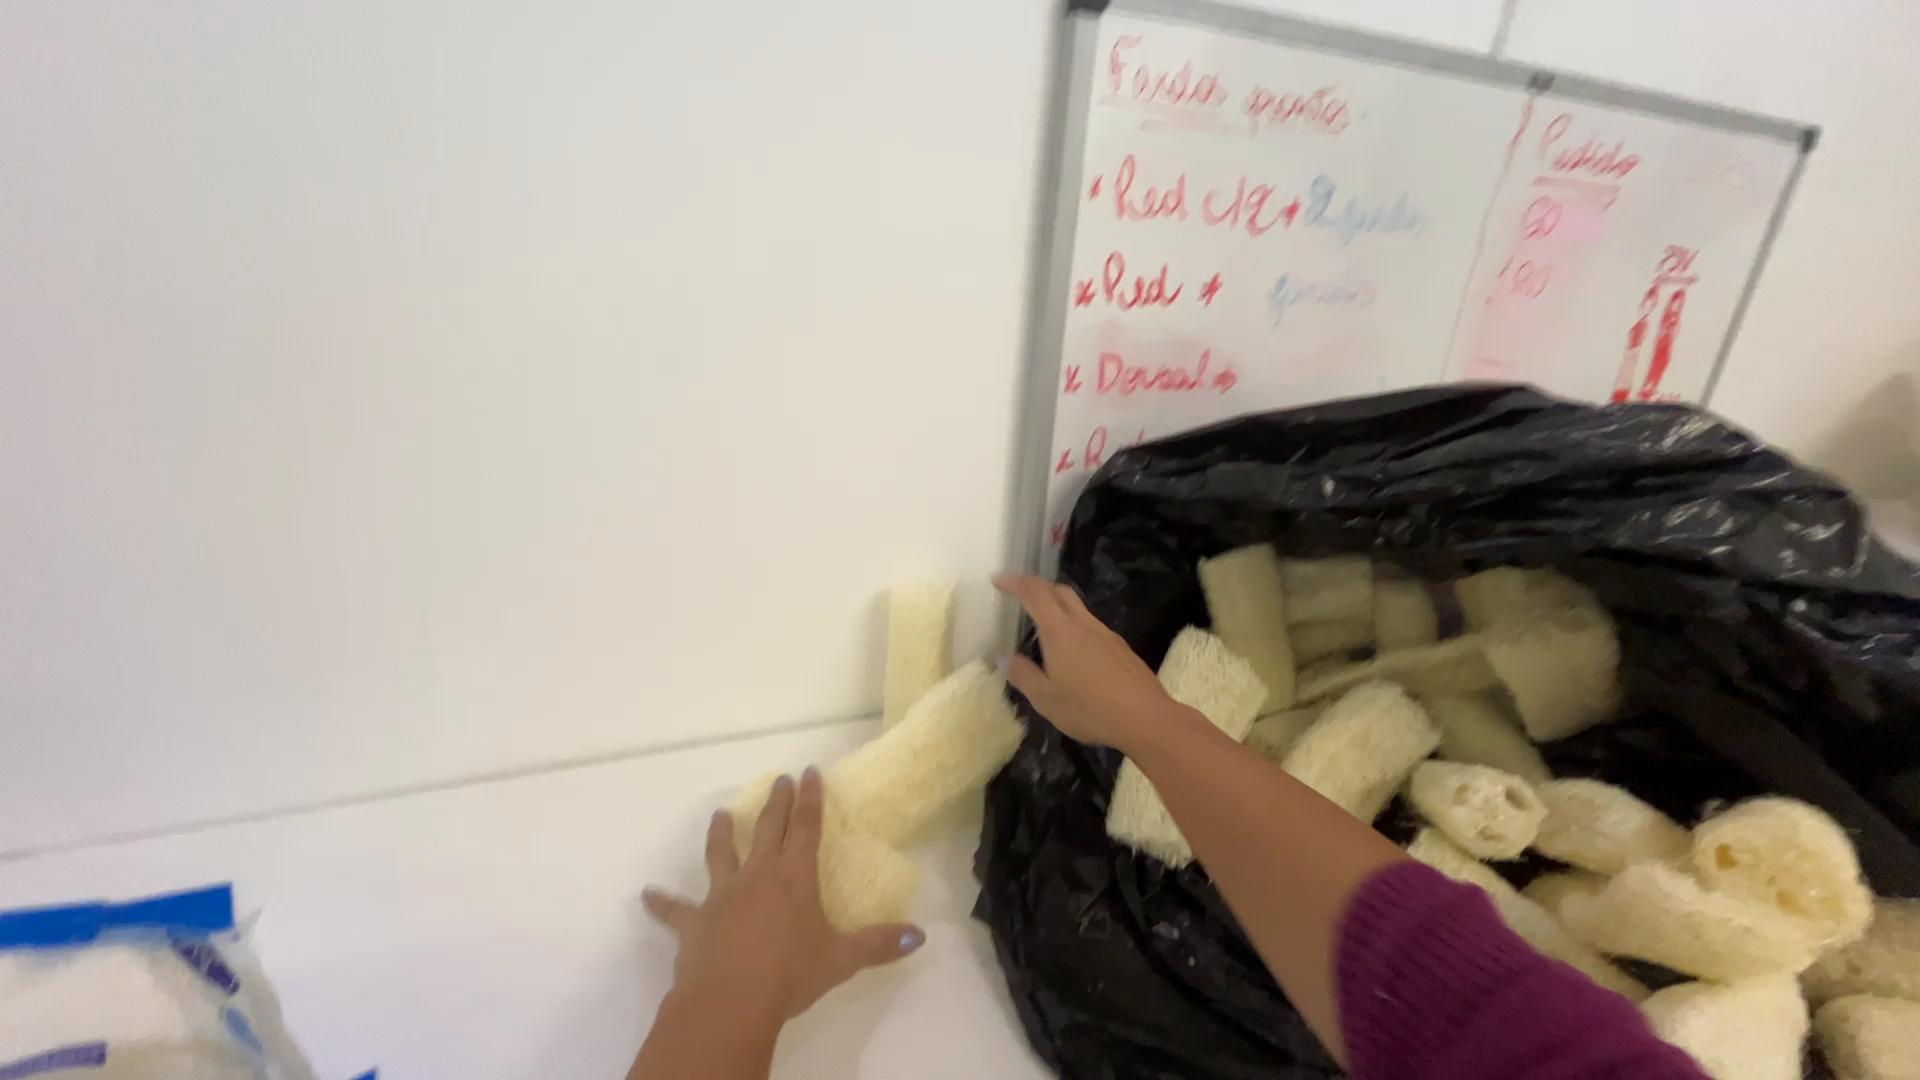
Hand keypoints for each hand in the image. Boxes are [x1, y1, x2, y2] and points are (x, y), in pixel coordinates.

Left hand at [641, 770, 924, 1026]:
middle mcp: (758, 875)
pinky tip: (645, 894)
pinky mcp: (694, 923)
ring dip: (721, 833)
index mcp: (794, 876)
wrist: (730, 1001)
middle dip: (776, 802)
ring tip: (720, 813)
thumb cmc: (790, 973)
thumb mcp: (842, 958)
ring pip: (720, 854)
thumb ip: (880, 943)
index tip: (810, 771)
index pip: (806, 826)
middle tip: (778, 779)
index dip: (811, 798)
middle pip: (768, 828)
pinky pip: (674, 910)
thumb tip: (921, 935)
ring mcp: (722, 896)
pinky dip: (661, 903)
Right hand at [993, 574, 1189, 752]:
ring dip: (1058, 608)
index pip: (1034, 593)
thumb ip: (1023, 675)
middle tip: (1021, 598)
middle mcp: (1083, 625)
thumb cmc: (1089, 708)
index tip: (998, 580)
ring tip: (1046, 632)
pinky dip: (1076, 629)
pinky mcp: (1121, 648)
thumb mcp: (1045, 699)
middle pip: (1060, 592)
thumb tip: (1005, 658)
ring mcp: (1106, 634)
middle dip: (1038, 588)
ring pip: (1078, 609)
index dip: (1015, 582)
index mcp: (1060, 632)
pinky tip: (1076, 656)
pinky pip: (1092, 627)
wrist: (1146, 718)